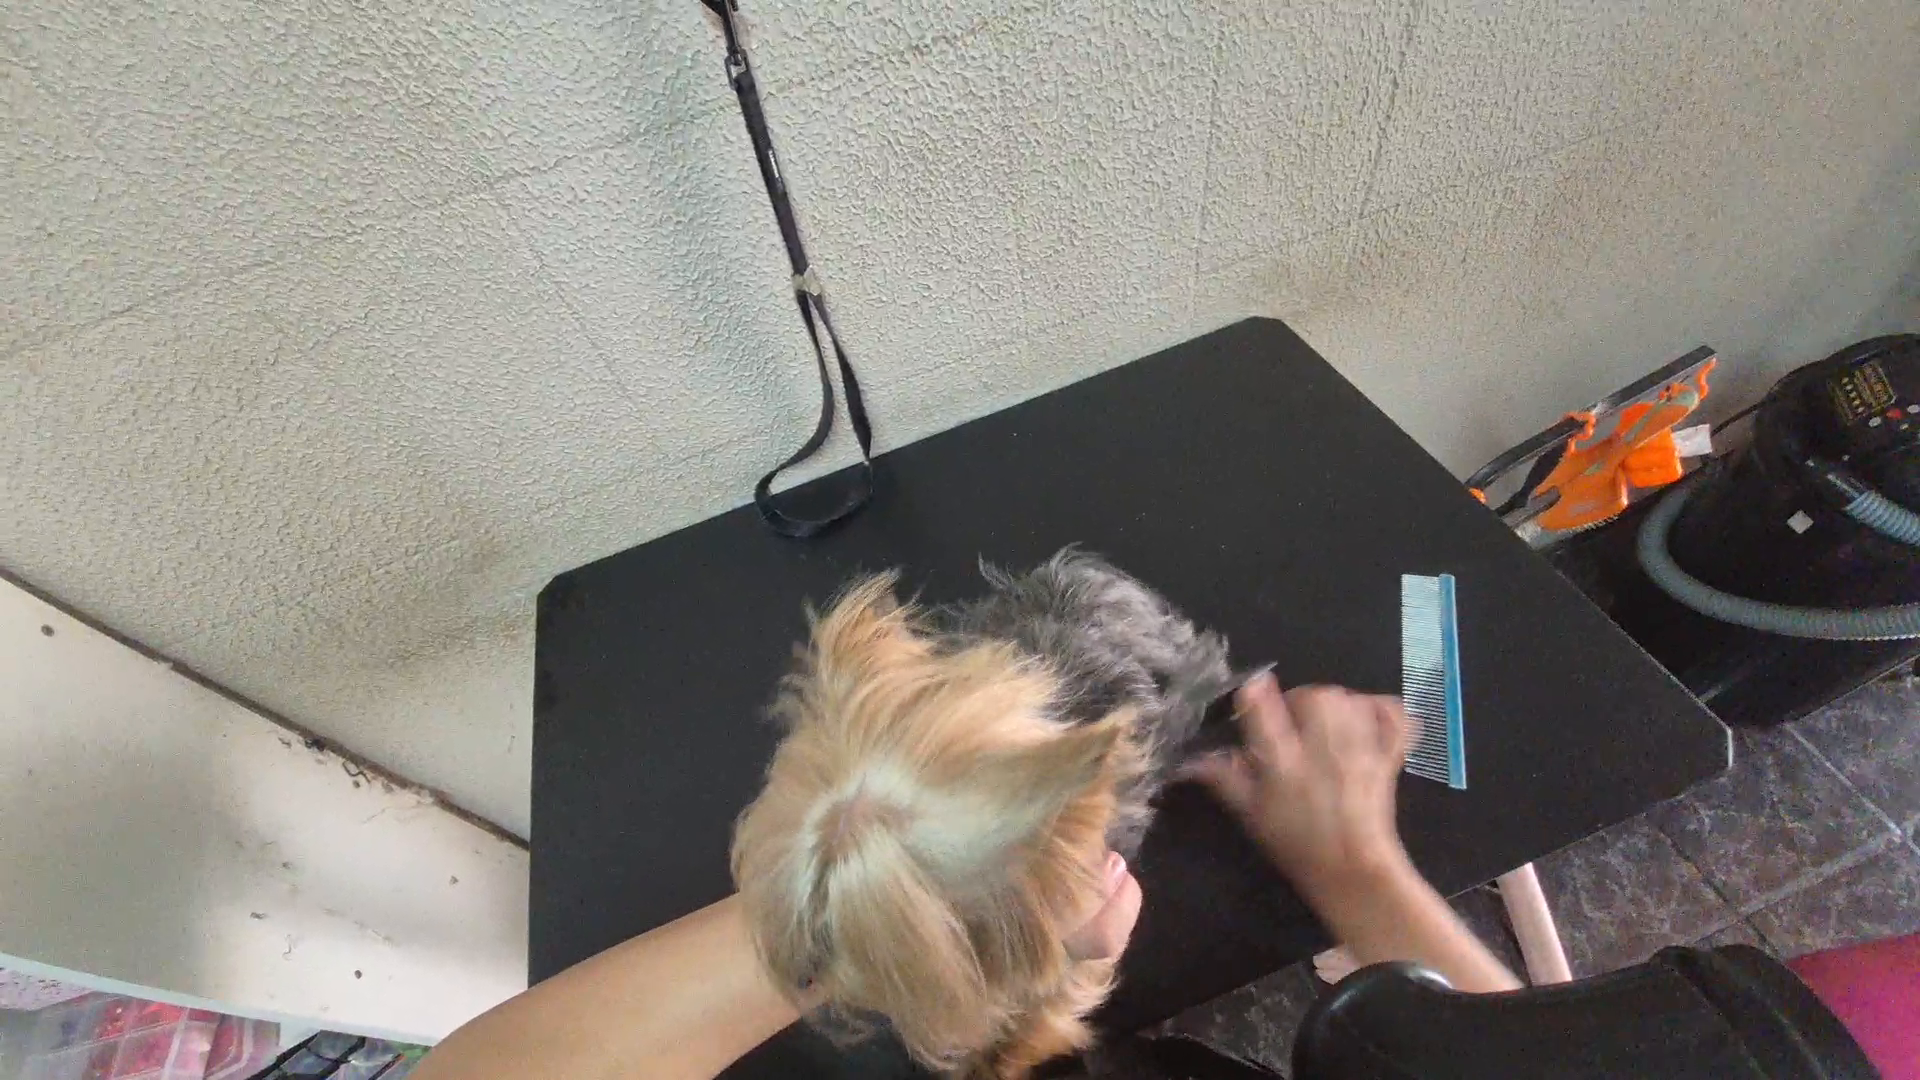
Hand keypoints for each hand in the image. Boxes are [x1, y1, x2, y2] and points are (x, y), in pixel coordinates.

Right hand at [1184, 674, 1411, 901]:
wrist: (1355, 873)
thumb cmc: (1295, 843)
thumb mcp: (1250, 812)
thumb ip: (1221, 778)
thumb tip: (1186, 760)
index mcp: (1282, 762)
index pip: (1263, 707)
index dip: (1254, 693)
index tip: (1250, 694)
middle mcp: (1320, 750)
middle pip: (1313, 695)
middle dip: (1299, 698)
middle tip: (1291, 719)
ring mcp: (1358, 752)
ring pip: (1349, 700)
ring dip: (1334, 702)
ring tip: (1324, 720)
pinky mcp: (1387, 758)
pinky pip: (1393, 718)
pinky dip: (1382, 709)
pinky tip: (1365, 715)